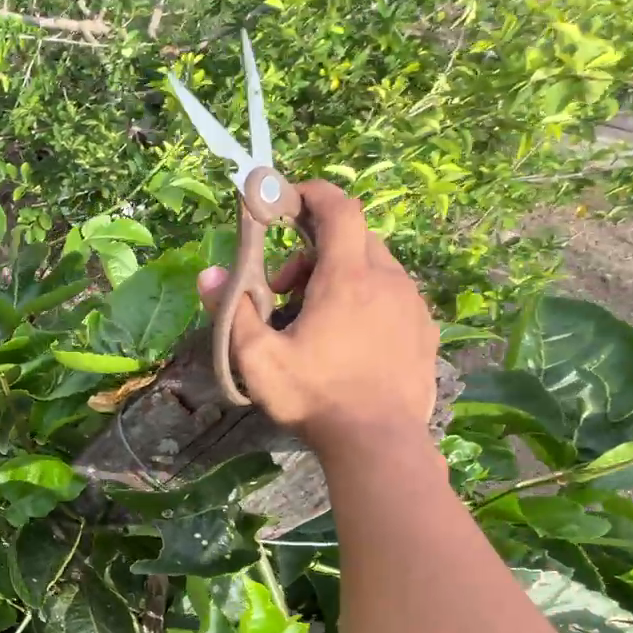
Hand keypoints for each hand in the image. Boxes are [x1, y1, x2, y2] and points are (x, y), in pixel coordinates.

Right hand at [197, 179, 438, 458]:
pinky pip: (391, 296)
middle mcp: (388, 280)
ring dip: (338, 278)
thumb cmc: (311, 394)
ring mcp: (411, 304)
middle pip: (355, 238)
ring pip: (374, 267)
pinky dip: (362, 300)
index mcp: (347, 280)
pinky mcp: (423, 328)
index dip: (315, 194)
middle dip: (314, 251)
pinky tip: (341, 340)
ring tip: (308, 320)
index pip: (341, 211)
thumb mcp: (256, 357)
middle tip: (282, 290)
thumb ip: (233, 312)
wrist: (376, 438)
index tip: (287, 197)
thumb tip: (208, 274)